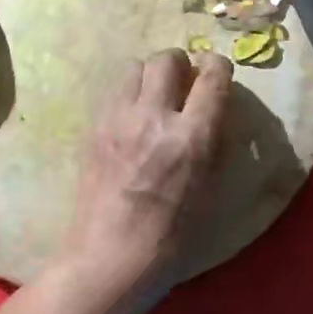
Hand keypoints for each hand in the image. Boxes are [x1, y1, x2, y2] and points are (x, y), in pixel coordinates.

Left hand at [49, 51, 232, 313]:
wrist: (110, 255)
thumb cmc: (171, 237)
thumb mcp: (210, 190)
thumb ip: (212, 143)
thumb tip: (212, 112)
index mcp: (191, 138)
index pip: (211, 78)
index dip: (218, 66)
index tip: (216, 68)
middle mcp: (153, 117)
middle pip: (165, 59)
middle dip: (180, 63)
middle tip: (183, 81)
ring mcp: (118, 119)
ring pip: (134, 67)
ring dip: (150, 75)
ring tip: (154, 97)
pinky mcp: (94, 127)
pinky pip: (114, 92)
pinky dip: (128, 94)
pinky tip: (131, 118)